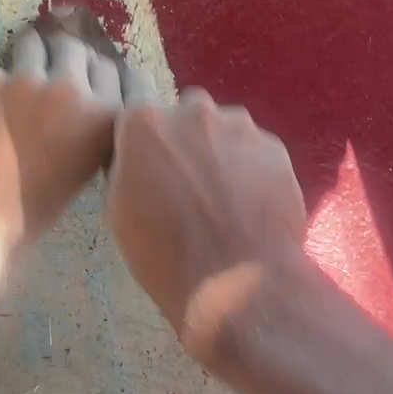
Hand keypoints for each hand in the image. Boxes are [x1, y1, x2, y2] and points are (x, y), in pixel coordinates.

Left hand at [0, 18, 129, 246]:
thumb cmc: (35, 203)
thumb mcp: (86, 163)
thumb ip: (94, 122)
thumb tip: (88, 87)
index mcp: (105, 116)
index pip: (111, 67)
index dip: (95, 72)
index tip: (84, 77)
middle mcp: (71, 90)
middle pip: (75, 47)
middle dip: (64, 57)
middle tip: (51, 73)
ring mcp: (25, 80)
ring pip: (34, 43)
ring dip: (29, 56)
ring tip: (17, 81)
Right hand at [107, 88, 308, 364]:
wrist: (234, 282)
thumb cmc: (163, 254)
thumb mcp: (119, 210)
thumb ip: (128, 166)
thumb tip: (138, 156)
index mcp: (145, 123)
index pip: (137, 115)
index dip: (144, 141)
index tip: (150, 165)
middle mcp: (192, 111)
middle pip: (186, 112)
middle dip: (187, 136)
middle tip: (190, 179)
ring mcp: (238, 125)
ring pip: (226, 126)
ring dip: (222, 148)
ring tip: (226, 194)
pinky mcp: (273, 146)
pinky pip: (257, 149)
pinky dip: (254, 167)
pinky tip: (253, 203)